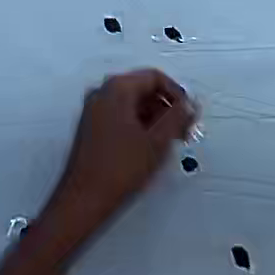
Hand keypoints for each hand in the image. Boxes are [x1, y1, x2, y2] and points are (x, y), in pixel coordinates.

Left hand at [46, 69, 194, 230]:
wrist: (86, 197)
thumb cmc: (115, 170)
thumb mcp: (157, 142)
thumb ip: (177, 118)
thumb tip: (188, 105)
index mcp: (116, 88)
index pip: (154, 76)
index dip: (176, 93)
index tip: (188, 111)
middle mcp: (102, 92)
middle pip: (142, 87)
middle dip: (166, 106)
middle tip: (183, 128)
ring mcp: (94, 108)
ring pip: (132, 101)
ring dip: (154, 117)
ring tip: (169, 141)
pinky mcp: (92, 124)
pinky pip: (121, 113)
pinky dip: (139, 123)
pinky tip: (150, 145)